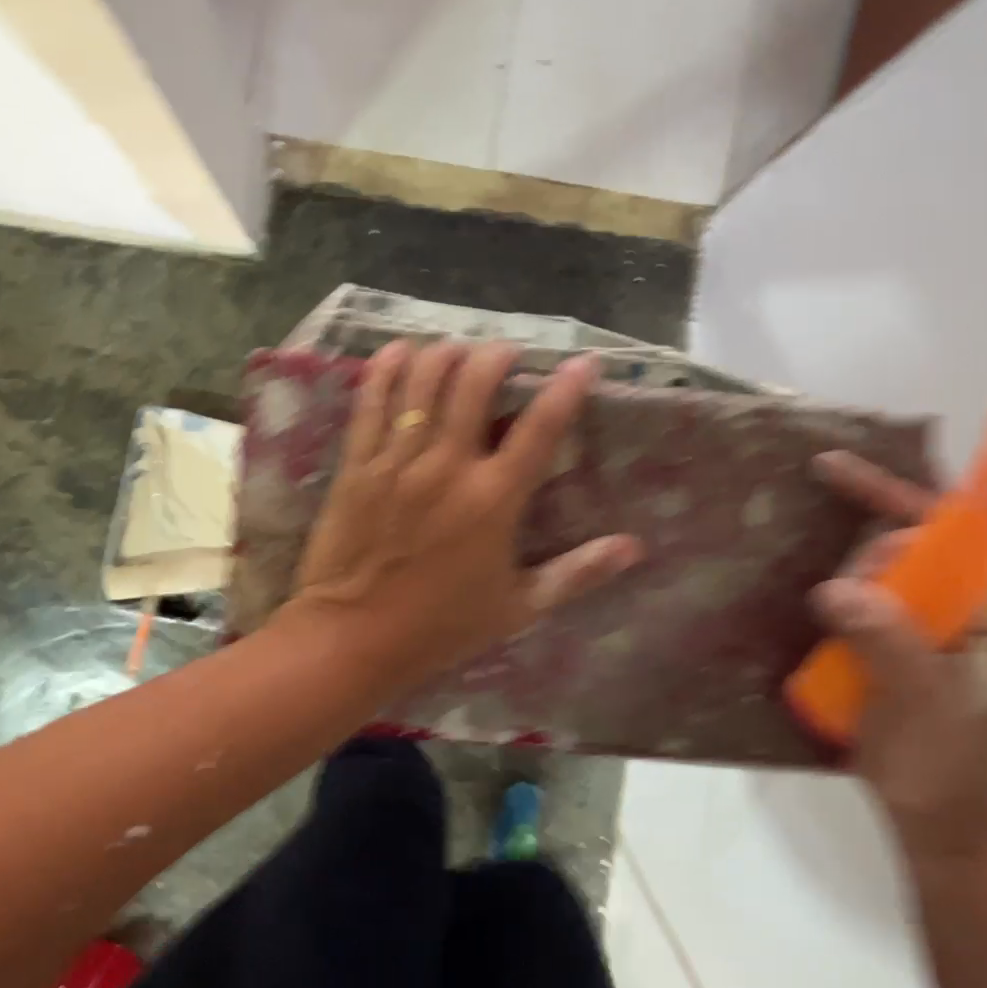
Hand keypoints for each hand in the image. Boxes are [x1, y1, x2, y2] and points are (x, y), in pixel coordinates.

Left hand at [289, 340, 643, 682]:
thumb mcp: (518, 608)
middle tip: (506, 354)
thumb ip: (576, 573)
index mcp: (493, 499)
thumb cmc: (441, 628)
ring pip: (422, 381)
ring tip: (457, 349)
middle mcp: (446, 467)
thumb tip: (634, 548)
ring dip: (444, 353)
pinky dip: (387, 369)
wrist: (353, 638)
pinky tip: (399, 350)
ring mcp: (397, 460)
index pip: (539, 428)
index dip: (566, 389)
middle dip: (496, 355)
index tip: (582, 364)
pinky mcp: (357, 464)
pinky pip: (371, 402)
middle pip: (474, 383)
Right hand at [809, 451, 986, 857]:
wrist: (935, 822)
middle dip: (866, 561)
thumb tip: (836, 589)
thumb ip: (888, 641)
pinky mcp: (902, 645)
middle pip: (908, 549)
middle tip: (838, 609)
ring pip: (881, 575)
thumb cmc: (940, 765)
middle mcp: (971, 610)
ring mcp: (935, 628)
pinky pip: (866, 602)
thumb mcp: (921, 704)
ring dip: (849, 584)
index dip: (893, 497)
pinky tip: (822, 620)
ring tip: (831, 626)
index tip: (832, 469)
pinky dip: (839, 602)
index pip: (948, 535)